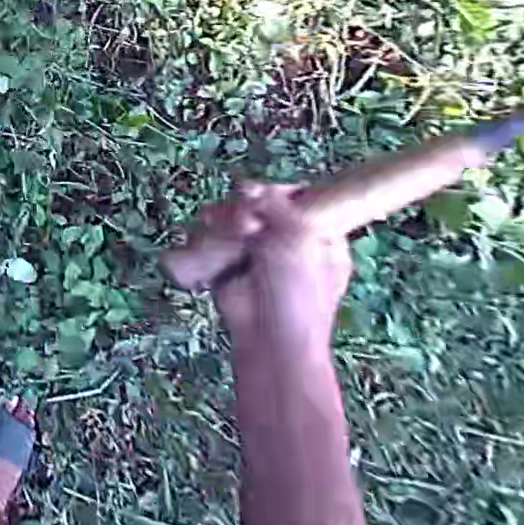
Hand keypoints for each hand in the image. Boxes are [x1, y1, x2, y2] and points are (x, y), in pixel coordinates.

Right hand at [192, 182, 351, 353]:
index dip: (275, 190)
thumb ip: (276, 203)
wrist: (270, 337)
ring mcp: (253, 249)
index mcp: (316, 231)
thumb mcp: (299, 237)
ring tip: (232, 240)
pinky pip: (208, 235)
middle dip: (244, 211)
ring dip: (224, 224)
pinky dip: (207, 240)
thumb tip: (249, 187)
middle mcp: (284, 236)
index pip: (293, 194)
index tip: (261, 195)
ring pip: (227, 215)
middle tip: (246, 226)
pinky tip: (213, 249)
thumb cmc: (298, 291)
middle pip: (254, 202)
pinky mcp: (225, 260)